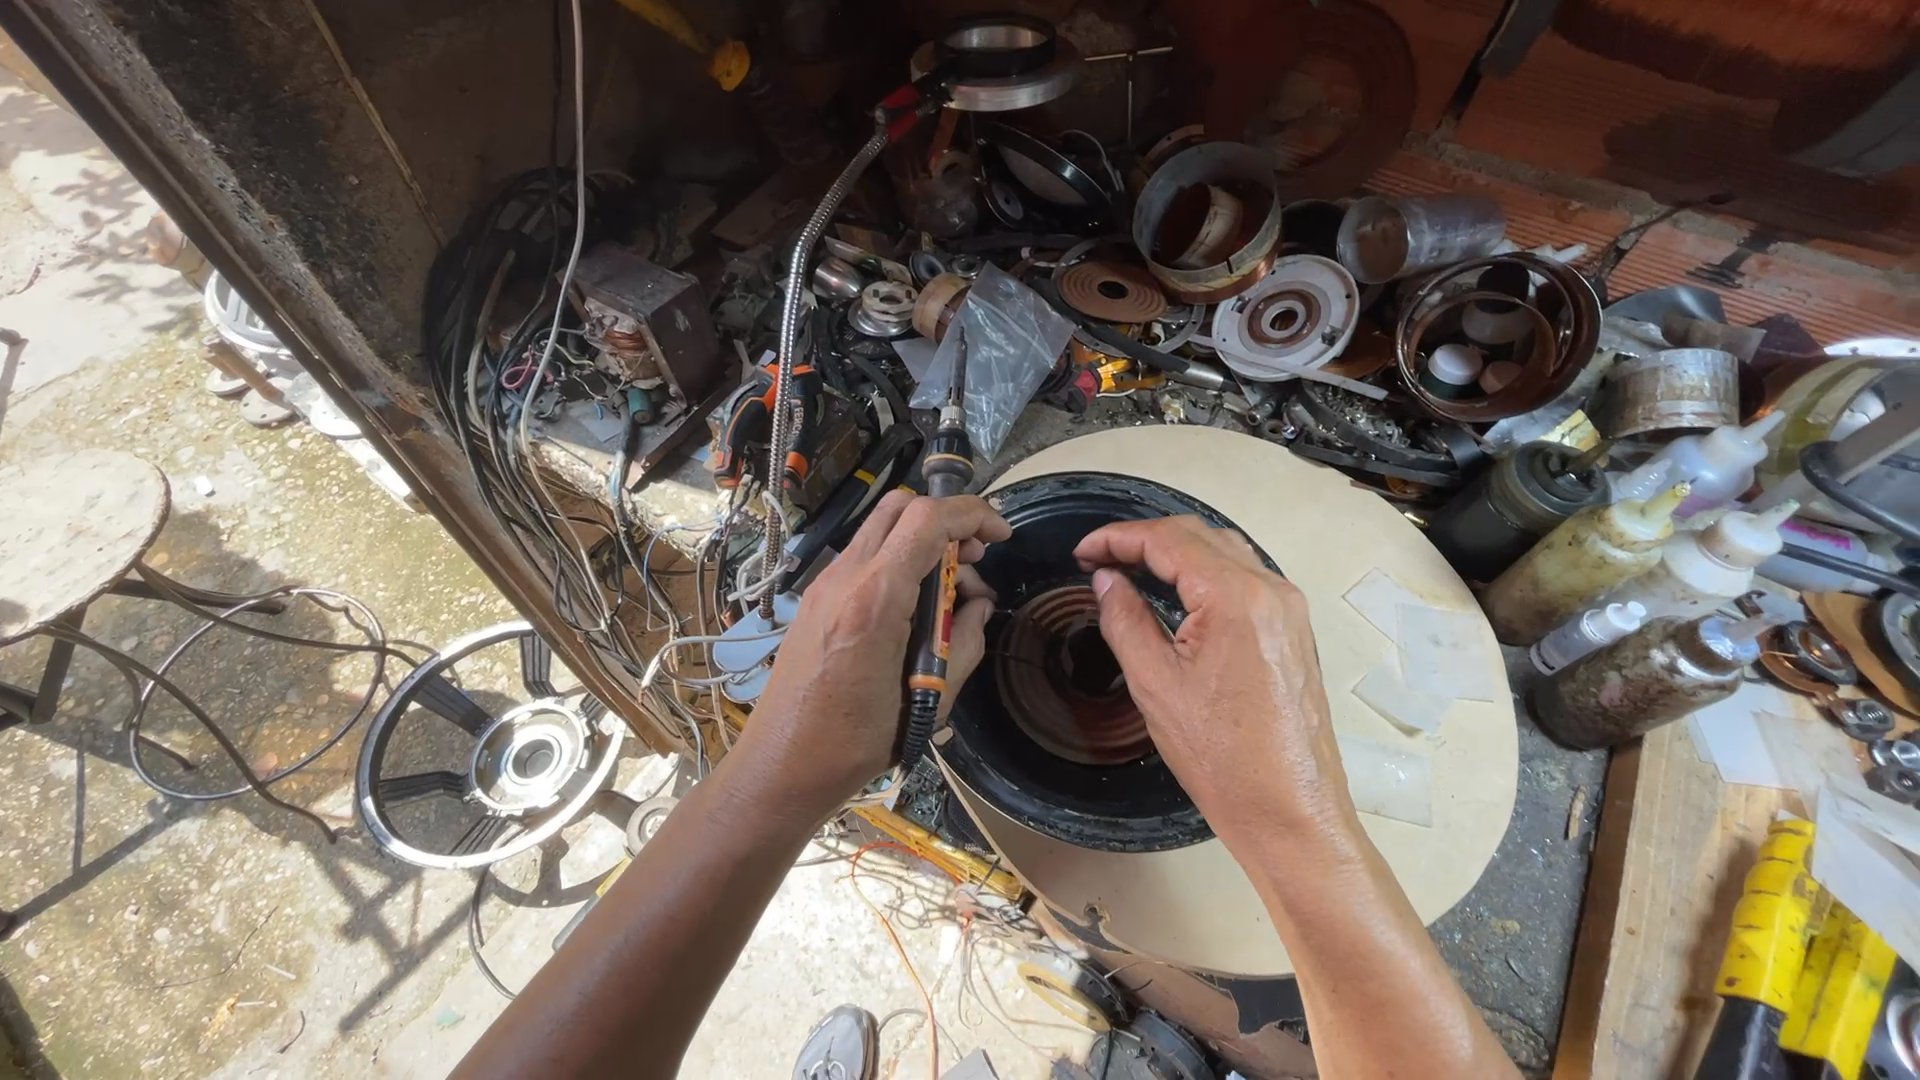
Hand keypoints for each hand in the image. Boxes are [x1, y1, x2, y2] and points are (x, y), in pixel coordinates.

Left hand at [731, 491, 1009, 820]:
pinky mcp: (816, 597)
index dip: (973, 515)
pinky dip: (898, 560)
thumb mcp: (930, 699)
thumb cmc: (854, 742)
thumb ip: (965, 642)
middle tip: (974, 559)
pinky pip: (864, 556)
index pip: (928, 520)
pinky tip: (914, 604)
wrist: (781, 764)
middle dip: (947, 519)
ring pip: (880, 528)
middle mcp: (845, 577)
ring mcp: (824, 584)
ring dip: (922, 541)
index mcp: (875, 599)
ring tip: (950, 592)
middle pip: (901, 507)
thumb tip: (980, 606)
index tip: (1001, 535)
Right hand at [1076, 516, 1356, 848]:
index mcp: (1235, 596)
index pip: (1167, 540)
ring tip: (1129, 568)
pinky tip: (1175, 591)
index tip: (1081, 551)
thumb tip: (1106, 579)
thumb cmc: (1217, 753)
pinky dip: (1202, 571)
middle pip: (1198, 534)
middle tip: (1097, 559)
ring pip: (1224, 551)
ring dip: (1174, 551)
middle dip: (1143, 539)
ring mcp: (1288, 607)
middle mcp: (1270, 588)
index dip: (1116, 538)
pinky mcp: (1293, 628)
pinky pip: (1243, 577)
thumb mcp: (1154, 684)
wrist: (1290, 810)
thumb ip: (1125, 619)